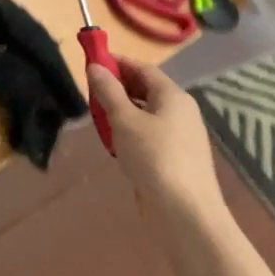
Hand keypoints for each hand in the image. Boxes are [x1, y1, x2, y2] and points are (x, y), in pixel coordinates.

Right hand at [86, 56, 224, 218]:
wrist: (185, 213)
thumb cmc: (154, 157)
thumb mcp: (123, 119)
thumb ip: (108, 90)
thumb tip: (95, 66)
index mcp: (173, 97)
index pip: (142, 68)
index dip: (116, 62)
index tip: (89, 63)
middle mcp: (182, 112)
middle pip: (145, 89)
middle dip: (116, 88)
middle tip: (90, 94)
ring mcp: (182, 136)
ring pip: (145, 113)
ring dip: (121, 112)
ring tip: (99, 121)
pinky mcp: (177, 157)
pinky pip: (149, 134)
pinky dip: (131, 132)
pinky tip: (116, 145)